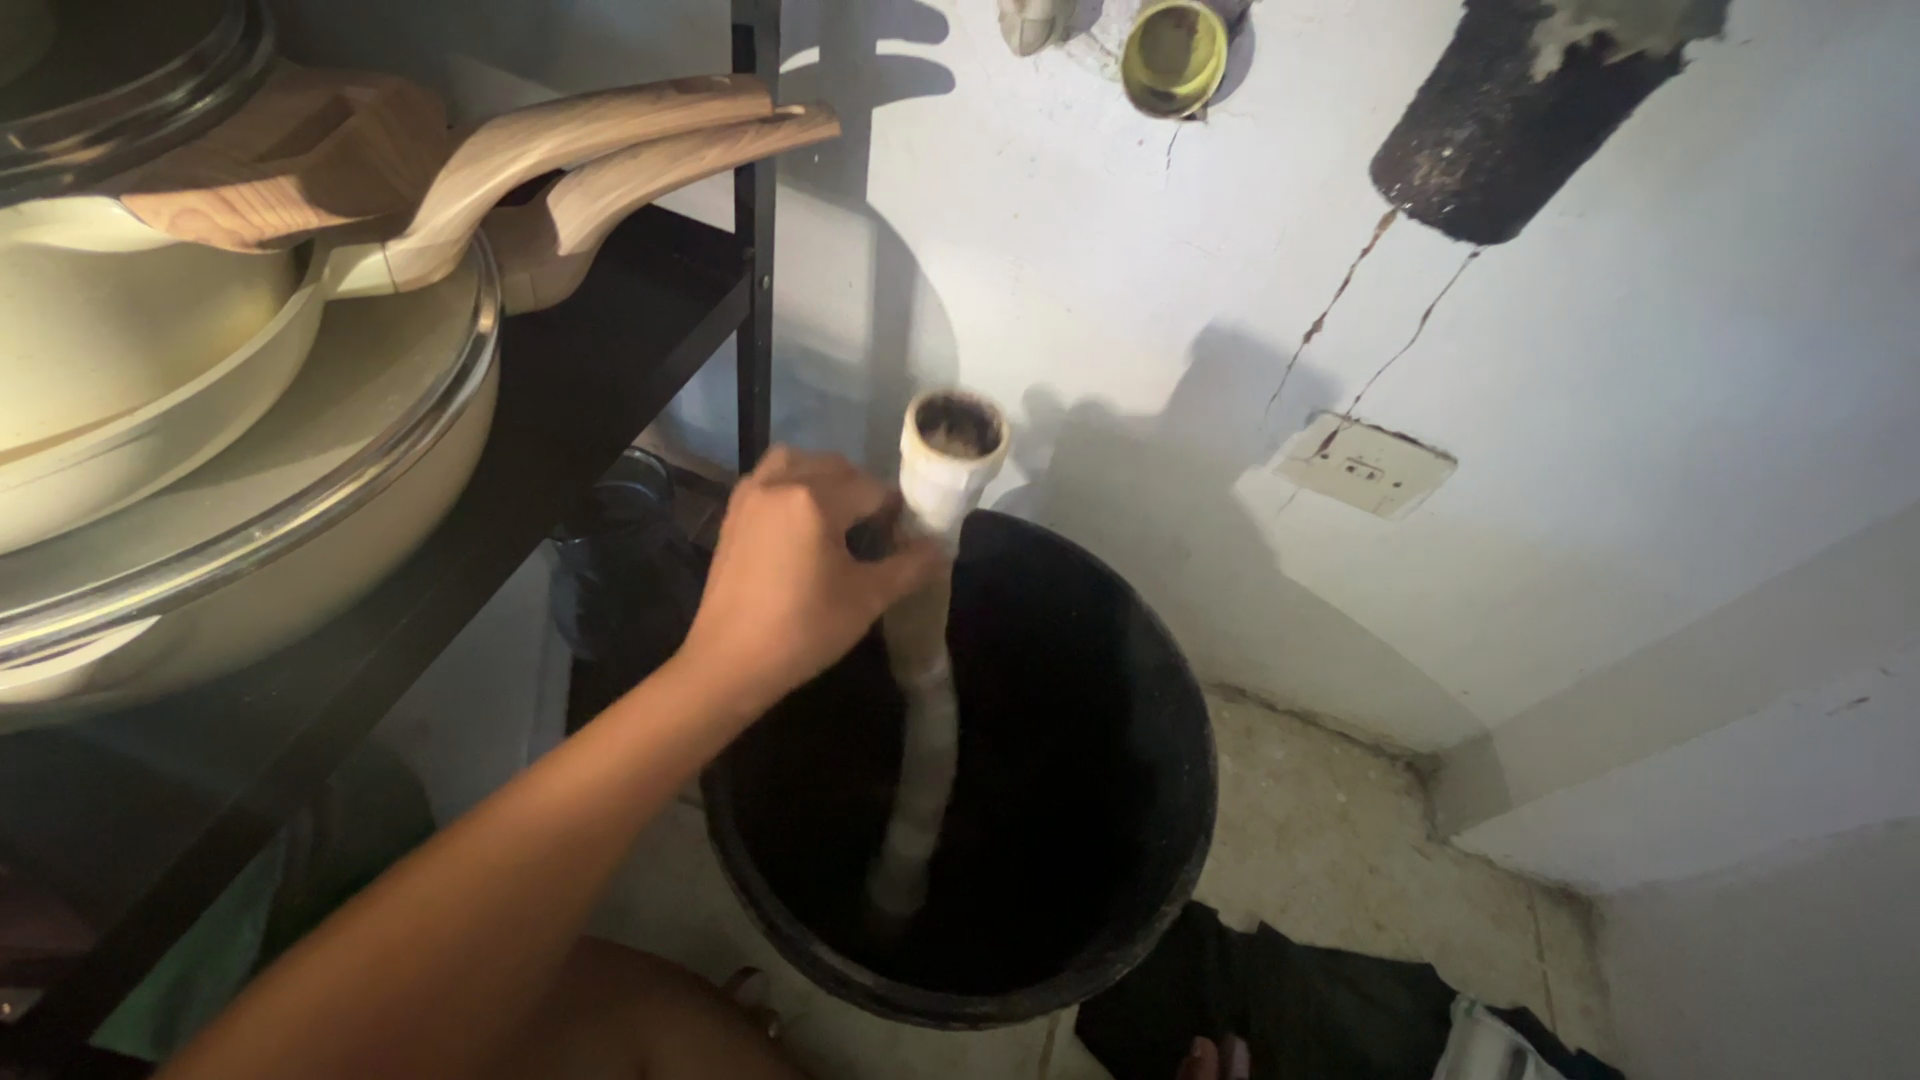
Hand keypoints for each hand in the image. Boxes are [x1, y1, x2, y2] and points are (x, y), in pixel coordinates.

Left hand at [675, 445, 945, 715]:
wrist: (729, 663)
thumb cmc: (803, 630)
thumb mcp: (866, 599)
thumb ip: (909, 567)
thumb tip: (940, 549)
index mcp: (814, 499)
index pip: (873, 489)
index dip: (896, 513)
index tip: (903, 541)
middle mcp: (779, 483)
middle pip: (837, 468)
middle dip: (862, 492)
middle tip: (875, 533)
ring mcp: (750, 495)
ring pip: (798, 463)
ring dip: (824, 479)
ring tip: (837, 518)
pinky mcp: (733, 514)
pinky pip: (770, 479)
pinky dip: (792, 487)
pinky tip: (803, 526)